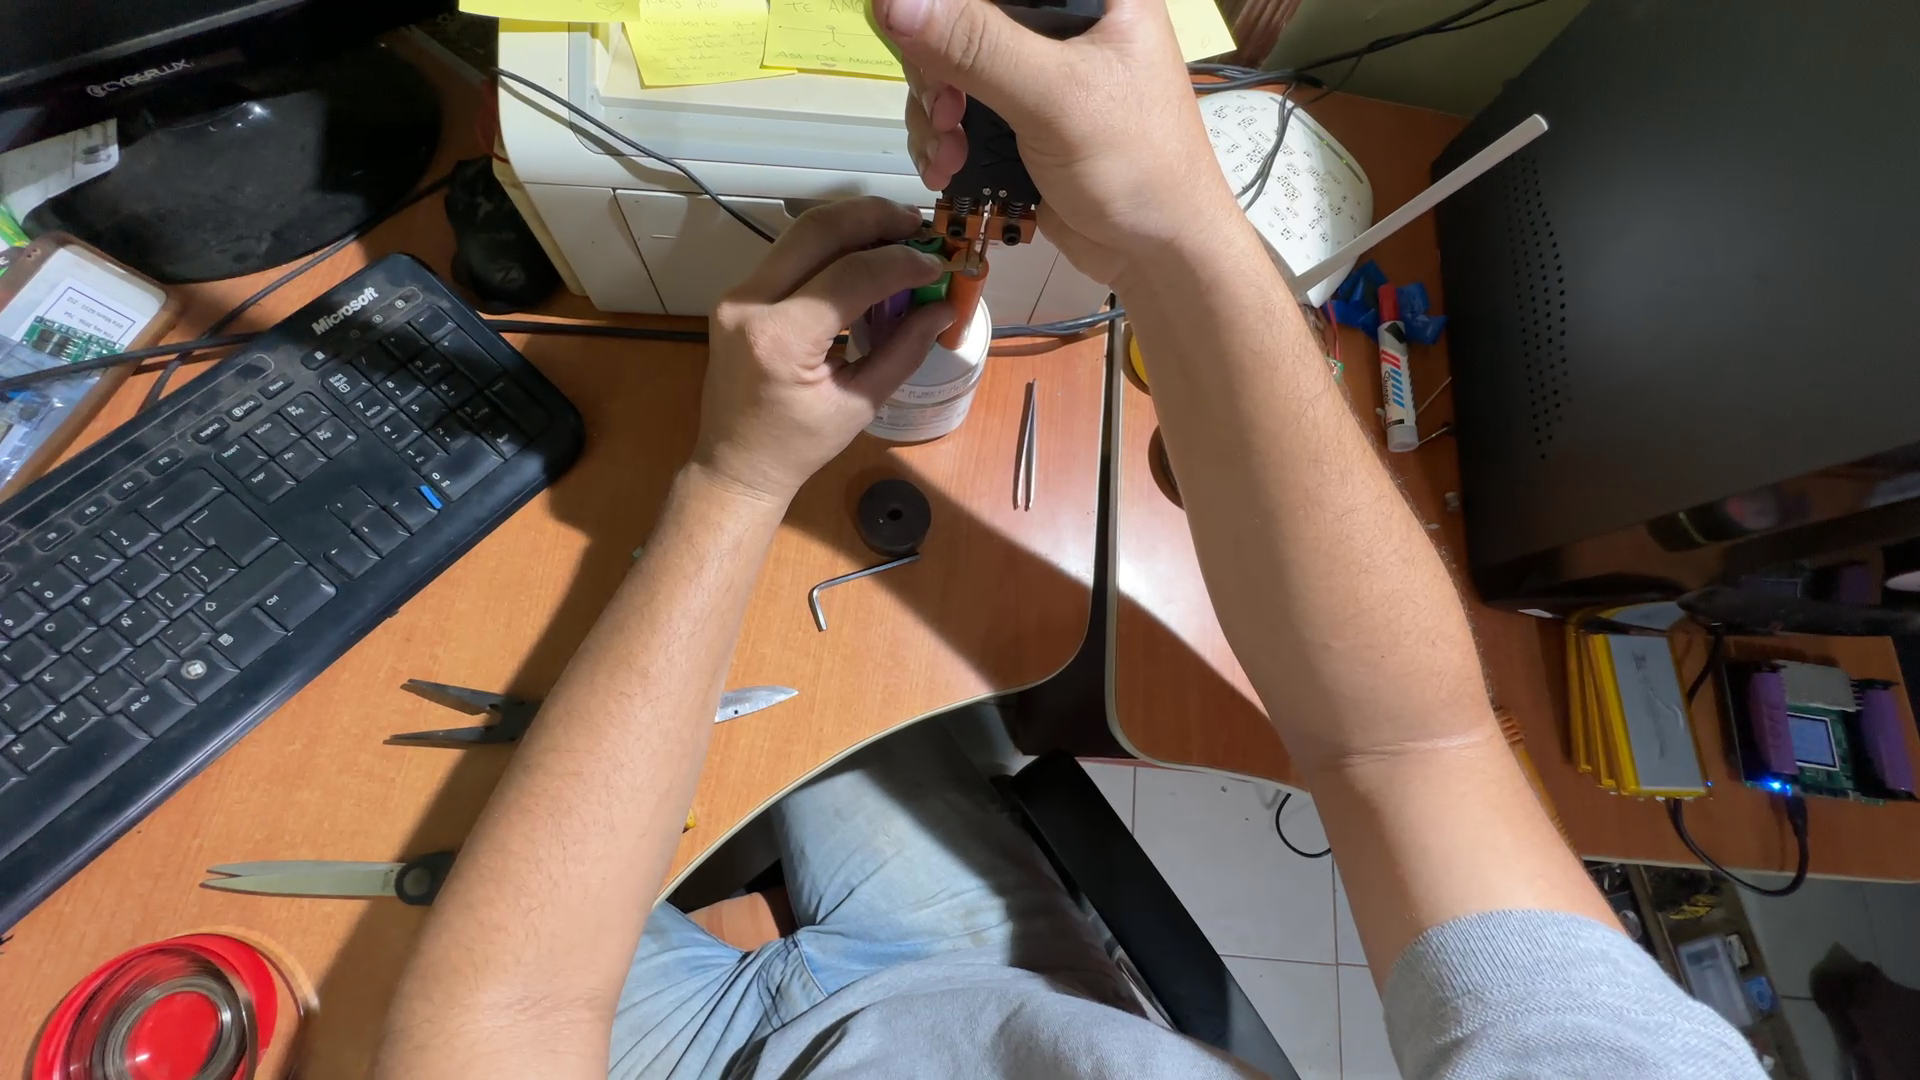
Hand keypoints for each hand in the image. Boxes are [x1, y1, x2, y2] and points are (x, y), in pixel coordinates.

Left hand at [694, 197, 953, 503]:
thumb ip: (904, 350)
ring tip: (898, 235)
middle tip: (918, 224)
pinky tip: (864, 258)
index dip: (900, 263)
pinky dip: (832, 248)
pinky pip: (790, 255)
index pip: (850, 276)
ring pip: (800, 234)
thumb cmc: (800, 446)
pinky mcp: (740, 296)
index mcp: (780, 339)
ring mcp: (738, 295)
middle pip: (817, 230)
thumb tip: (944, 308)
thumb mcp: (860, 404)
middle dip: (874, 218)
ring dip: (853, 226)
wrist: (738, 463)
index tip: (937, 264)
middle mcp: (750, 304)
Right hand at [877, 0, 1238, 283]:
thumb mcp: (1055, 97)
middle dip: (935, 71)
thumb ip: (977, 46)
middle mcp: (1056, 23)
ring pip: (951, 73)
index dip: (941, 7)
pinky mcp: (1019, 126)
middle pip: (960, 21)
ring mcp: (1034, 77)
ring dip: (934, 118)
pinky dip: (944, 145)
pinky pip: (961, 119)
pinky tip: (946, 172)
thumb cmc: (1133, 165)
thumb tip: (893, 1)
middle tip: (944, 115)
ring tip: (946, 160)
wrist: (1155, 250)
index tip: (910, 36)